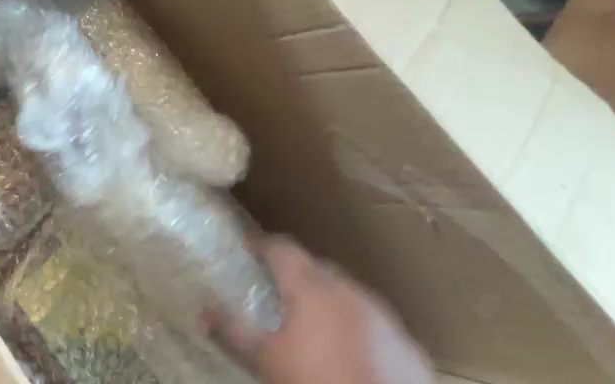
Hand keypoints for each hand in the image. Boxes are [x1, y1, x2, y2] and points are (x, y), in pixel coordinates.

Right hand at [217, 237, 432, 383]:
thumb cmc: (317, 382)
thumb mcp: (266, 361)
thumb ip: (233, 331)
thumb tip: (202, 309)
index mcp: (312, 288)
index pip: (282, 247)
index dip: (262, 244)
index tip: (247, 249)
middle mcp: (350, 292)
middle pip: (318, 266)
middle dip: (297, 272)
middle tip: (278, 290)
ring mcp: (387, 320)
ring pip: (351, 293)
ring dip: (331, 298)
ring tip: (317, 321)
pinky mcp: (411, 348)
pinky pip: (378, 324)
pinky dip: (360, 327)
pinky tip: (353, 350)